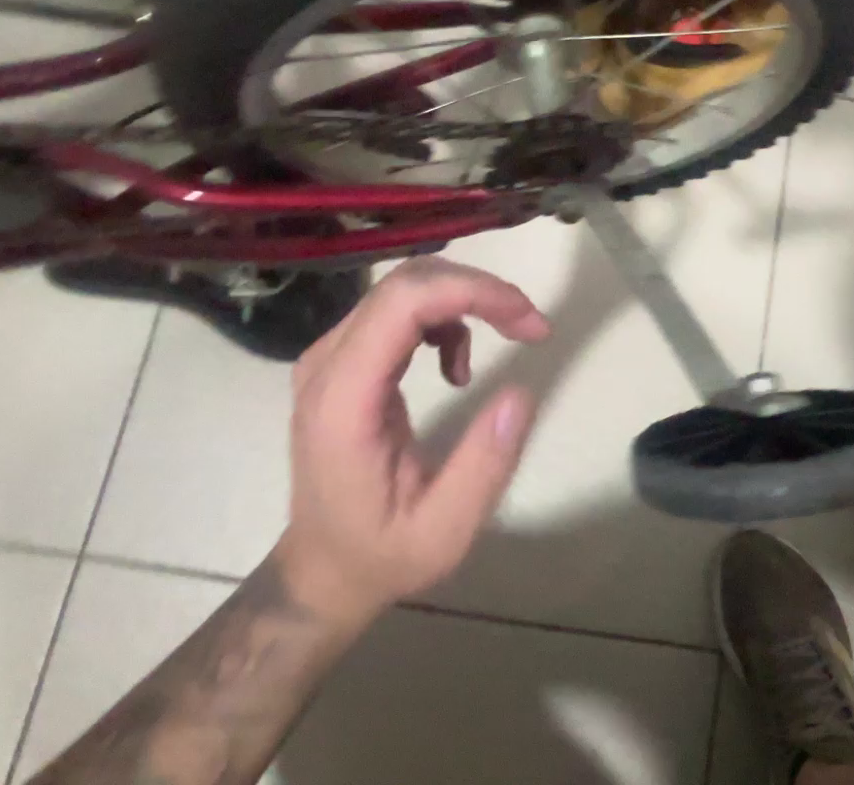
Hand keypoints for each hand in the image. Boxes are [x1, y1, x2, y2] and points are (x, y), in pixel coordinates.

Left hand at [274, 257, 550, 622]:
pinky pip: (396, 311)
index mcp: (344, 400)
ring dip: (465, 301)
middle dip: (478, 291)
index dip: (471, 292)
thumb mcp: (443, 532)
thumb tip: (522, 393)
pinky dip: (443, 320)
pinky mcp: (341, 361)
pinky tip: (457, 368)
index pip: (402, 303)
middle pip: (403, 285)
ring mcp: (329, 358)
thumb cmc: (381, 554)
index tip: (529, 321)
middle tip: (530, 327)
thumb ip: (483, 466)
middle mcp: (327, 364)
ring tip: (507, 341)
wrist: (323, 568)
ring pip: (401, 290)